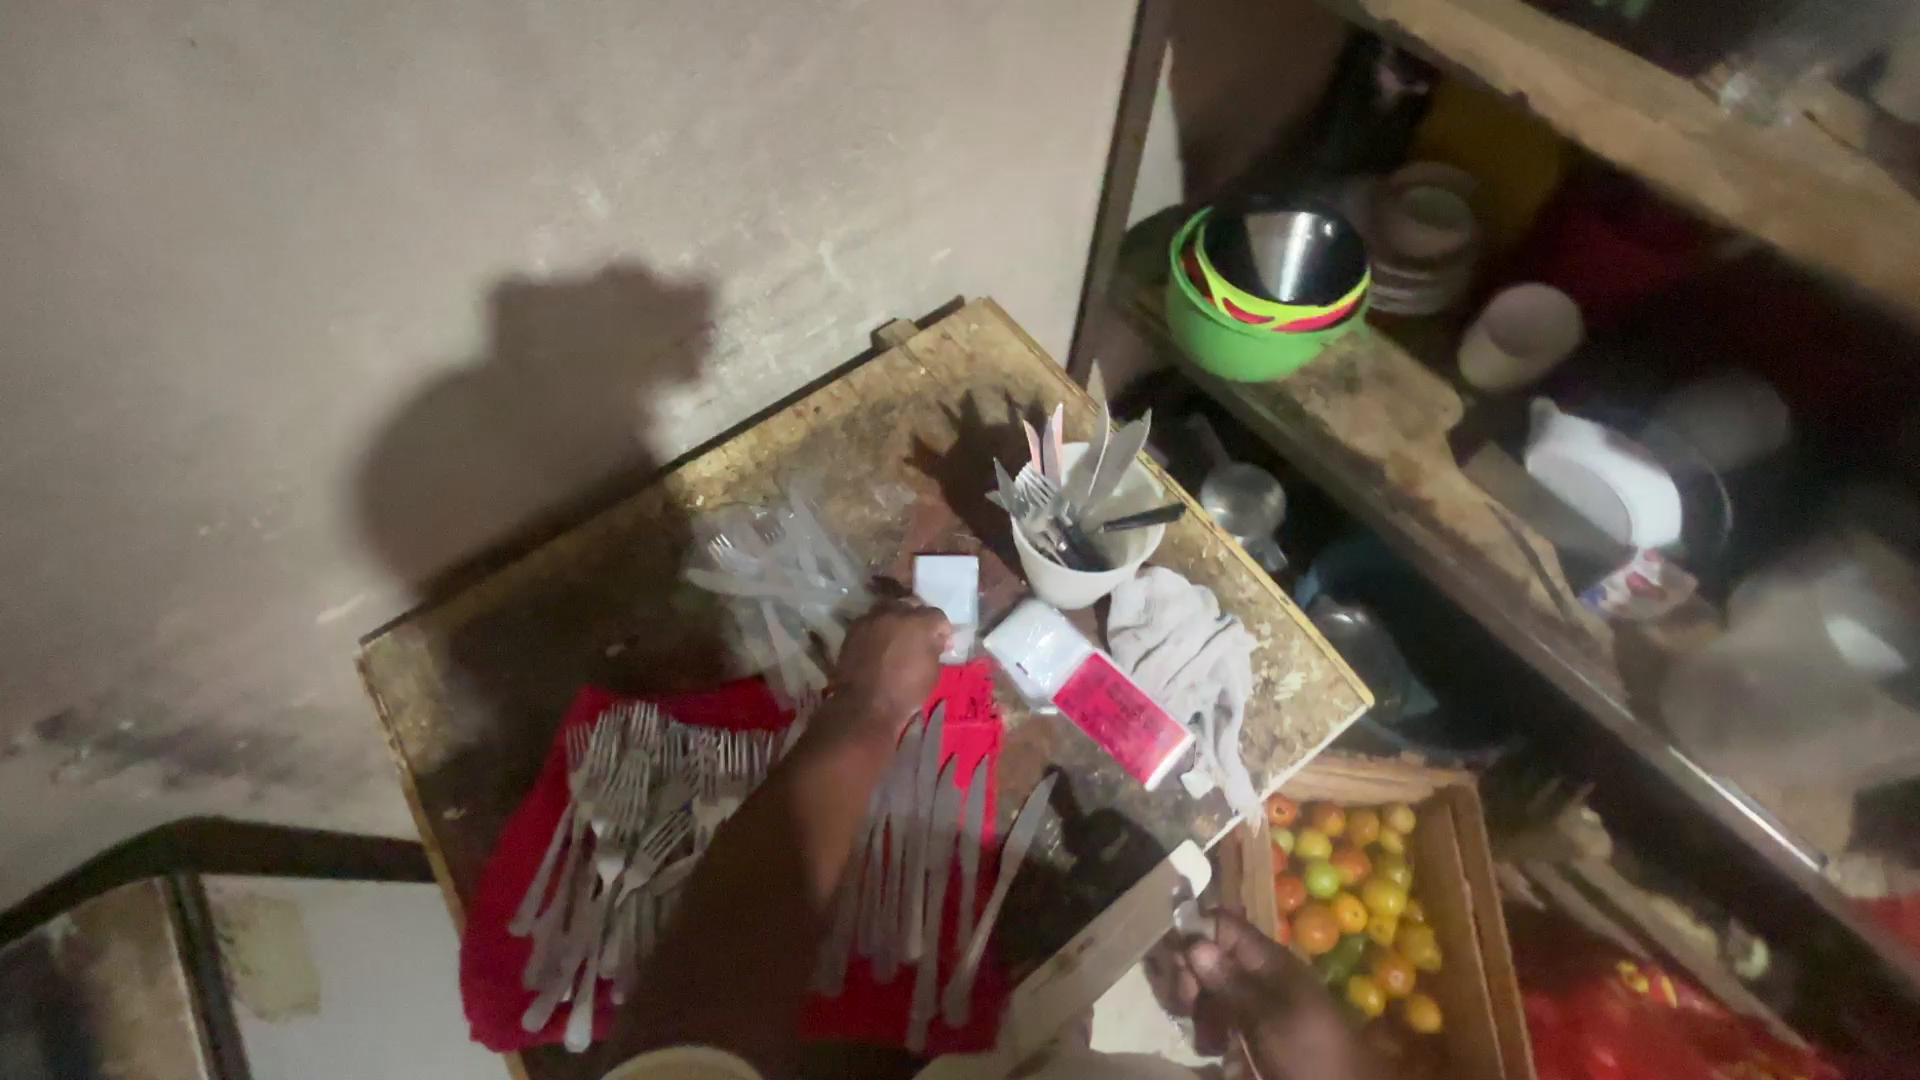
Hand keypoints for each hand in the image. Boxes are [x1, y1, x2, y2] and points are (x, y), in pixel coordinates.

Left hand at [811, 598, 950, 748]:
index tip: (943, 642)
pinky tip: (880, 642)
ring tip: (898, 636)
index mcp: (919, 622)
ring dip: (896, 619)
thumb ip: (936, 648)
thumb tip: (937, 639)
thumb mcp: (933, 672)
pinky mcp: (854, 629)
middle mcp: (895, 613)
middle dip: (918, 617)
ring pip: (889, 608)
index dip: (942, 628)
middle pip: (911, 605)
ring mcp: (872, 619)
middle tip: (920, 636)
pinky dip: (878, 628)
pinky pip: (871, 621)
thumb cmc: (906, 692)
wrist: (865, 705)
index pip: (937, 615)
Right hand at [1152, 910, 1379, 1079]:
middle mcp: (1257, 976)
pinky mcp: (1252, 1037)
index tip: (1179, 965)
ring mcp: (1254, 1007)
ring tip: (1207, 1042)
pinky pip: (1217, 1021)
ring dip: (1197, 1011)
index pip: (1221, 924)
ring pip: (1207, 990)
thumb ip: (1230, 982)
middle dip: (1189, 977)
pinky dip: (1208, 1033)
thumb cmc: (1315, 1062)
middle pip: (1207, 956)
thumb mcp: (1271, 1021)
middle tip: (1186, 1007)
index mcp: (1267, 960)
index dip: (1195, 935)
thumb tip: (1192, 941)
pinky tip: (1213, 1052)